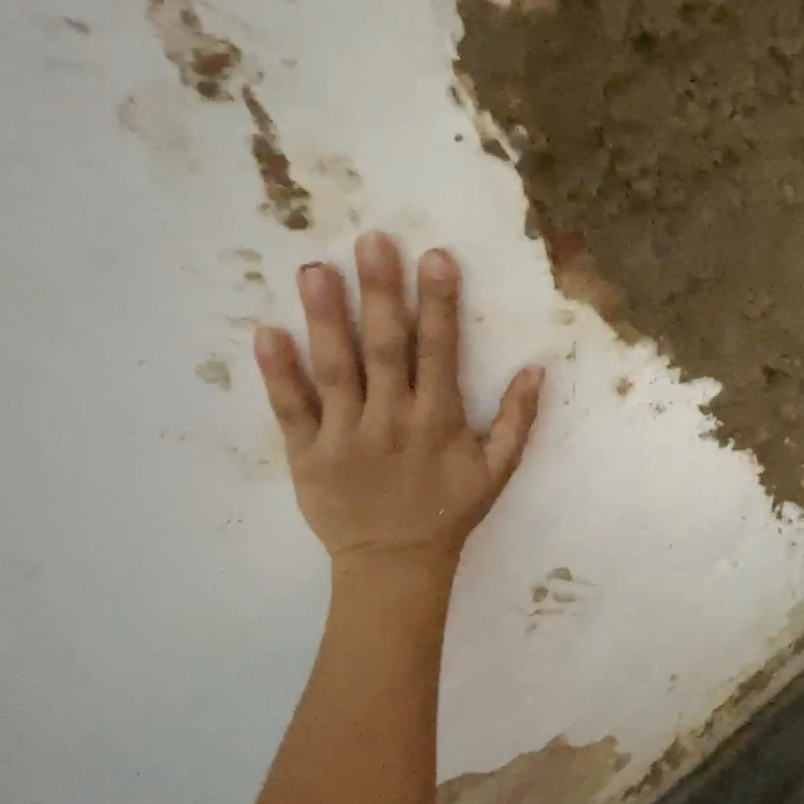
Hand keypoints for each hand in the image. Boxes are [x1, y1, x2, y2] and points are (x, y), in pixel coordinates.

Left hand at [254, 231, 543, 570]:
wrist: (395, 561)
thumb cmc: (451, 508)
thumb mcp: (499, 469)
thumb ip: (518, 419)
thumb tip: (536, 370)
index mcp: (440, 420)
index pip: (441, 351)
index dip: (440, 303)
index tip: (436, 258)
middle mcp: (393, 419)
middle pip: (387, 348)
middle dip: (383, 293)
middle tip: (374, 242)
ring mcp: (345, 434)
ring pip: (336, 369)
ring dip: (327, 318)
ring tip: (317, 270)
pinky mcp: (307, 452)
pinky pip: (290, 408)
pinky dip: (278, 372)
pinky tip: (268, 332)